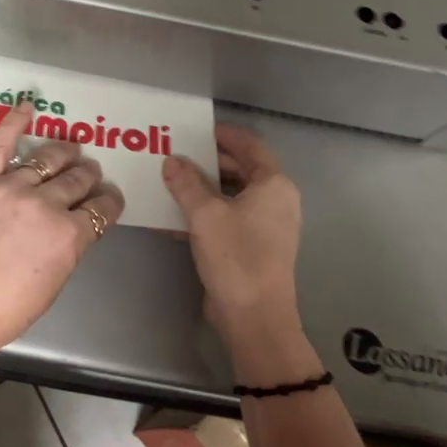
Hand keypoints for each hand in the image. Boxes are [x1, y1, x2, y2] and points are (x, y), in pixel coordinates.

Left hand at [0, 102, 125, 361]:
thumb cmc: (9, 306)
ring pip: (48, 158)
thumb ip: (71, 245)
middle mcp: (46, 203)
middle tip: (90, 171)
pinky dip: (14, 121)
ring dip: (64, 152)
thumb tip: (75, 224)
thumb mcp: (57, 280)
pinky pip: (2, 143)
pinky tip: (27, 106)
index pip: (101, 207)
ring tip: (71, 147)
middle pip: (78, 178)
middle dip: (89, 174)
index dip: (109, 200)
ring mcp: (12, 187)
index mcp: (70, 234)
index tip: (110, 196)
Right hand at [163, 125, 315, 378]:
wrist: (254, 317)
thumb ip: (186, 182)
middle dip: (207, 161)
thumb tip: (172, 161)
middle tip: (175, 154)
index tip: (195, 129)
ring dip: (203, 187)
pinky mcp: (254, 246)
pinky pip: (229, 217)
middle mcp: (276, 200)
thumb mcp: (205, 213)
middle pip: (241, 168)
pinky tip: (176, 216)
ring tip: (170, 181)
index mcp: (273, 184)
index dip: (223, 134)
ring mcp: (267, 225)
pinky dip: (206, 211)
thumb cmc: (236, 255)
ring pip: (232, 194)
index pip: (249, 145)